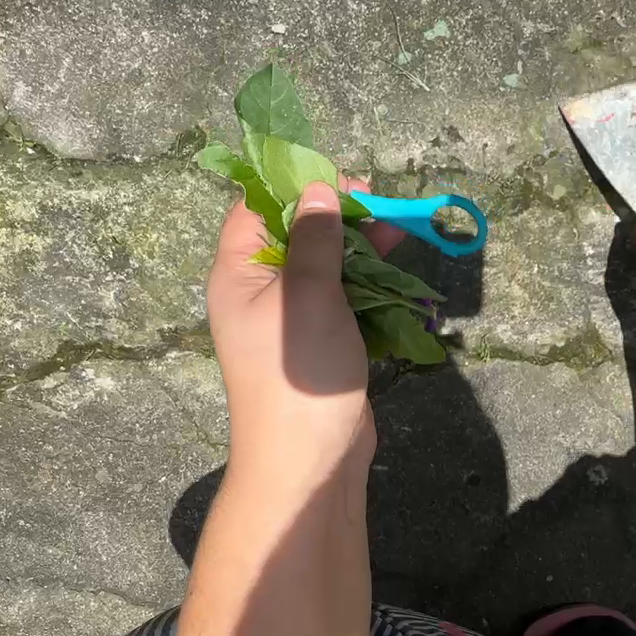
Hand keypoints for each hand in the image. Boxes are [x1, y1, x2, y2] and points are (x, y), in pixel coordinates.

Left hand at [207, 176, 403, 488]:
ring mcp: (294, 323)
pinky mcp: (324, 346)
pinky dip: (369, 289)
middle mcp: (261, 294)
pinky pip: (345, 304)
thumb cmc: (299, 372)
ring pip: (327, 271)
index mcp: (239, 274)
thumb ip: (315, 239)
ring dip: (360, 252)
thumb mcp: (307, 295)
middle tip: (379, 205)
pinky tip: (396, 278)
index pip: (258, 210)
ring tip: (396, 233)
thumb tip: (318, 190)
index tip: (341, 177)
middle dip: (338, 219)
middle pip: (298, 237)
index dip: (296, 187)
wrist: (309, 458)